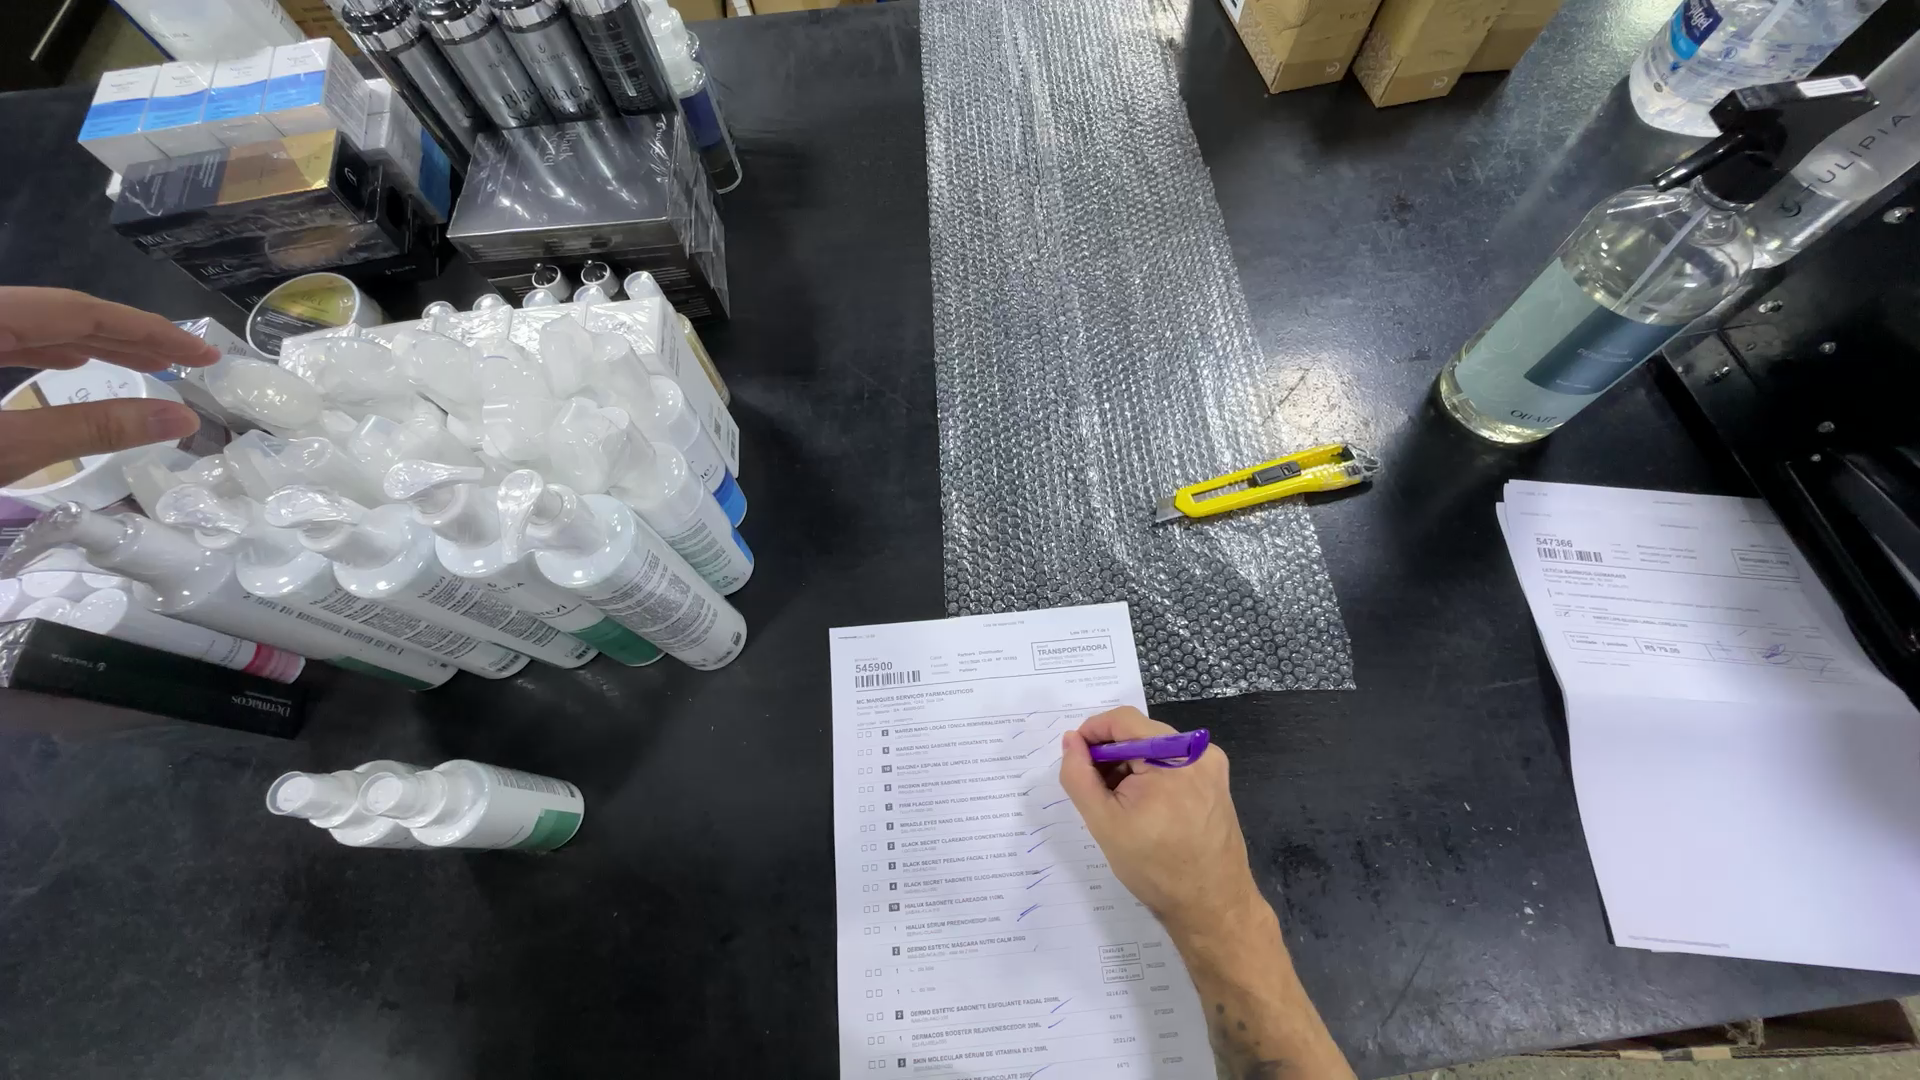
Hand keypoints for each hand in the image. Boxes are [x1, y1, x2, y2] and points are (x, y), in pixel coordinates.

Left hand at [0, 288, 220, 487]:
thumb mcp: (5, 445)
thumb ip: (90, 427)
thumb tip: (183, 419)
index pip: (78, 313)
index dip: (148, 329)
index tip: (204, 354)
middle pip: (57, 314)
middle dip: (131, 337)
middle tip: (191, 362)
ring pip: (30, 325)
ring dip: (95, 344)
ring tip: (148, 364)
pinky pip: (1, 336)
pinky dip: (45, 348)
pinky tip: (71, 362)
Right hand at [1059, 707, 1265, 936]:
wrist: (1212, 909)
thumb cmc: (1155, 867)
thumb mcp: (1104, 822)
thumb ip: (1079, 776)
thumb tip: (1070, 741)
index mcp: (1173, 756)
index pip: (1122, 719)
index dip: (1092, 732)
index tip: (1076, 760)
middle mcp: (1198, 751)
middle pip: (1139, 732)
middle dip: (1110, 754)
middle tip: (1095, 790)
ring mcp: (1212, 765)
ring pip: (1155, 747)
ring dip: (1130, 766)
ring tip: (1119, 804)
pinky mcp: (1217, 781)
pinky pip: (1174, 762)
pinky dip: (1151, 775)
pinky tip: (1144, 808)